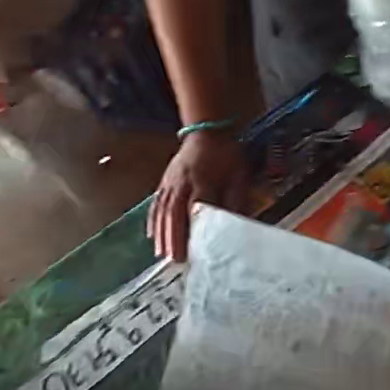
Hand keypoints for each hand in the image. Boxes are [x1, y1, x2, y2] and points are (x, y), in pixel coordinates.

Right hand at [150, 131, 249, 260]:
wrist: (207, 131)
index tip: (193, 248)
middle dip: (172, 237)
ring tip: (161, 253)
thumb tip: (236, 222)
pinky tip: (151, 234)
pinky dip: (152, 220)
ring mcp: (170, 182)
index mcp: (202, 180)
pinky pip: (155, 203)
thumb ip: (236, 199)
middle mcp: (182, 183)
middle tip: (173, 259)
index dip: (192, 229)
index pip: (195, 208)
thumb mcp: (238, 176)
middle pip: (173, 213)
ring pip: (162, 211)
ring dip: (160, 233)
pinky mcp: (164, 182)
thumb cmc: (226, 155)